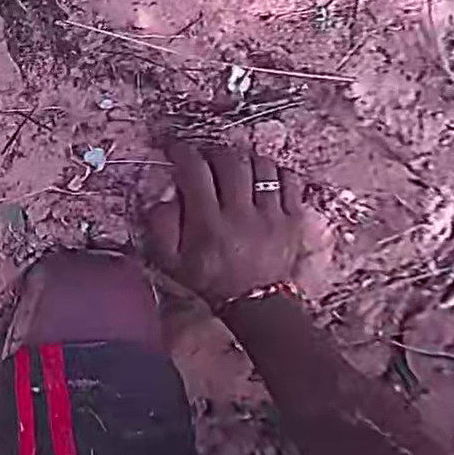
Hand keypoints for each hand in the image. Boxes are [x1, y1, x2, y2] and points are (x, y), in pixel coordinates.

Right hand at [145, 142, 326, 310]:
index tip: (176, 150)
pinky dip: (273, 170)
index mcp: (208, 223)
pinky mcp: (293, 219)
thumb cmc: (207, 278)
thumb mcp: (170, 260)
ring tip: (231, 166)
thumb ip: (160, 226)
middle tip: (204, 157)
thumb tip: (164, 197)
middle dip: (213, 152)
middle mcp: (241, 214)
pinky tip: (259, 176)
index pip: (195, 172)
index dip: (183, 153)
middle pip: (230, 162)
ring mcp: (272, 215)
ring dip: (243, 159)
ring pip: (261, 166)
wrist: (254, 304)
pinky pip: (289, 179)